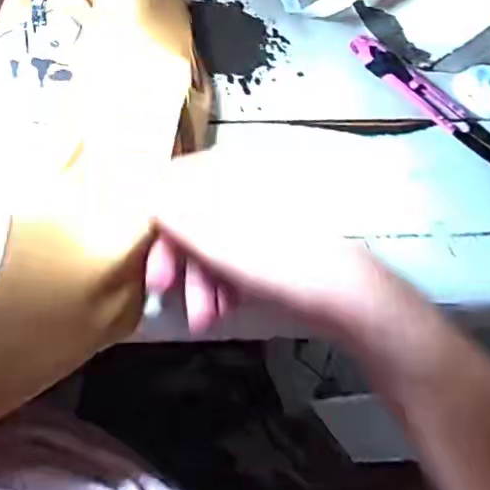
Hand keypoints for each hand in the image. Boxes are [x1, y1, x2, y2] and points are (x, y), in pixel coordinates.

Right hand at [146, 145, 430, 345]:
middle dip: (176, 260)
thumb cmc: (274, 257)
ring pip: (209, 243)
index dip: (151, 217)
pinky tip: (224, 309)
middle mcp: (236, 186)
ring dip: (198, 281)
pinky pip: (232, 257)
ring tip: (204, 318)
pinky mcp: (271, 244)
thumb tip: (136, 191)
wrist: (352, 296)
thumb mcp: (210, 233)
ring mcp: (256, 216)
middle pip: (187, 217)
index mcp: (222, 172)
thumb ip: (168, 209)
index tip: (142, 249)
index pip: (170, 182)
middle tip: (164, 292)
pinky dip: (222, 283)